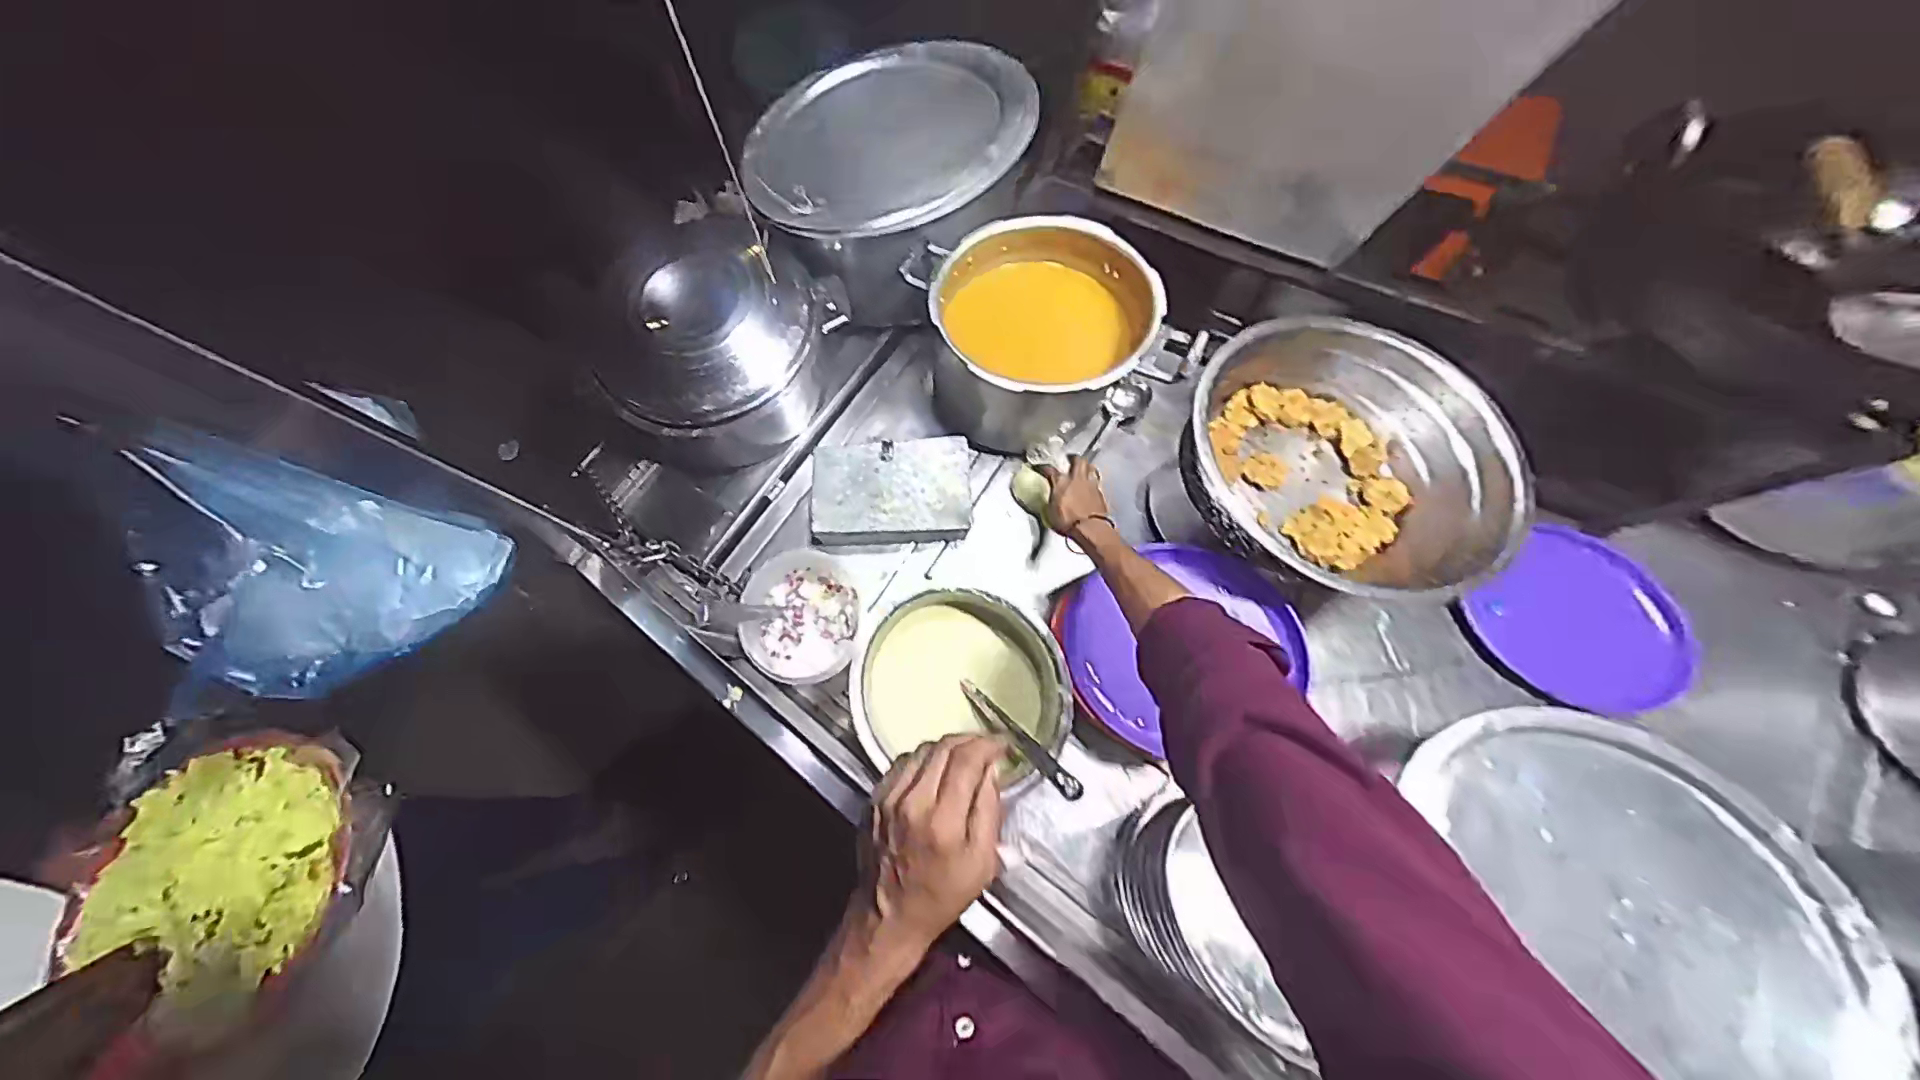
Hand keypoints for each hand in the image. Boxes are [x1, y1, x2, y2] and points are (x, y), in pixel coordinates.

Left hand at [858, 734, 1005, 953]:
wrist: (887, 916)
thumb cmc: (942, 895)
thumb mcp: (982, 862)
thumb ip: (989, 810)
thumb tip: (992, 769)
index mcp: (942, 820)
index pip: (966, 760)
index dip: (988, 744)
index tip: (1003, 744)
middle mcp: (911, 801)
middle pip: (943, 748)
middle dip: (970, 740)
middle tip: (986, 745)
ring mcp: (888, 797)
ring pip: (922, 750)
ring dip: (947, 747)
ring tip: (964, 755)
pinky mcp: (875, 798)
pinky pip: (903, 763)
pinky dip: (925, 759)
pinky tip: (936, 769)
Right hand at [1037, 455, 1111, 540]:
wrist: (1090, 527)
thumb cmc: (1068, 521)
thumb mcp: (1051, 511)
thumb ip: (1051, 499)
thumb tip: (1050, 497)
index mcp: (1061, 482)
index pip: (1050, 470)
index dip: (1045, 468)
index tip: (1043, 468)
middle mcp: (1076, 479)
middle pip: (1077, 460)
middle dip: (1073, 458)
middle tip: (1070, 459)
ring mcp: (1090, 484)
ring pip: (1090, 467)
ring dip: (1086, 466)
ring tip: (1084, 468)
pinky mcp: (1100, 492)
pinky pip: (1096, 480)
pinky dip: (1093, 479)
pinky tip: (1091, 484)